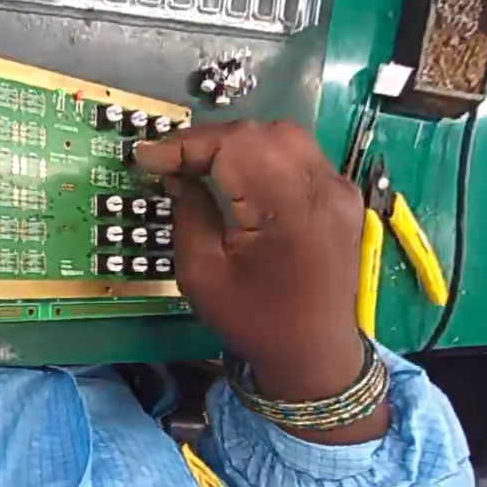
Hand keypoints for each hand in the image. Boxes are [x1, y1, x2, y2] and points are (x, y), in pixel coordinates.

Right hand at [134, 120, 369, 405]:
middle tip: (168, 162)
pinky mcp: (340, 197)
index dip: (184, 145)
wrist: (313, 353)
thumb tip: (177, 176)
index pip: (235, 145)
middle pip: (260, 132)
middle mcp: (322, 189)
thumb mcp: (202, 273)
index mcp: (288, 210)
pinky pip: (296, 155)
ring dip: (233, 143)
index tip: (146, 158)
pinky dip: (258, 155)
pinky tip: (233, 174)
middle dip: (207, 140)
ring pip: (281, 136)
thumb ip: (189, 214)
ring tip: (195, 164)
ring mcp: (338, 190)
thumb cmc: (253, 320)